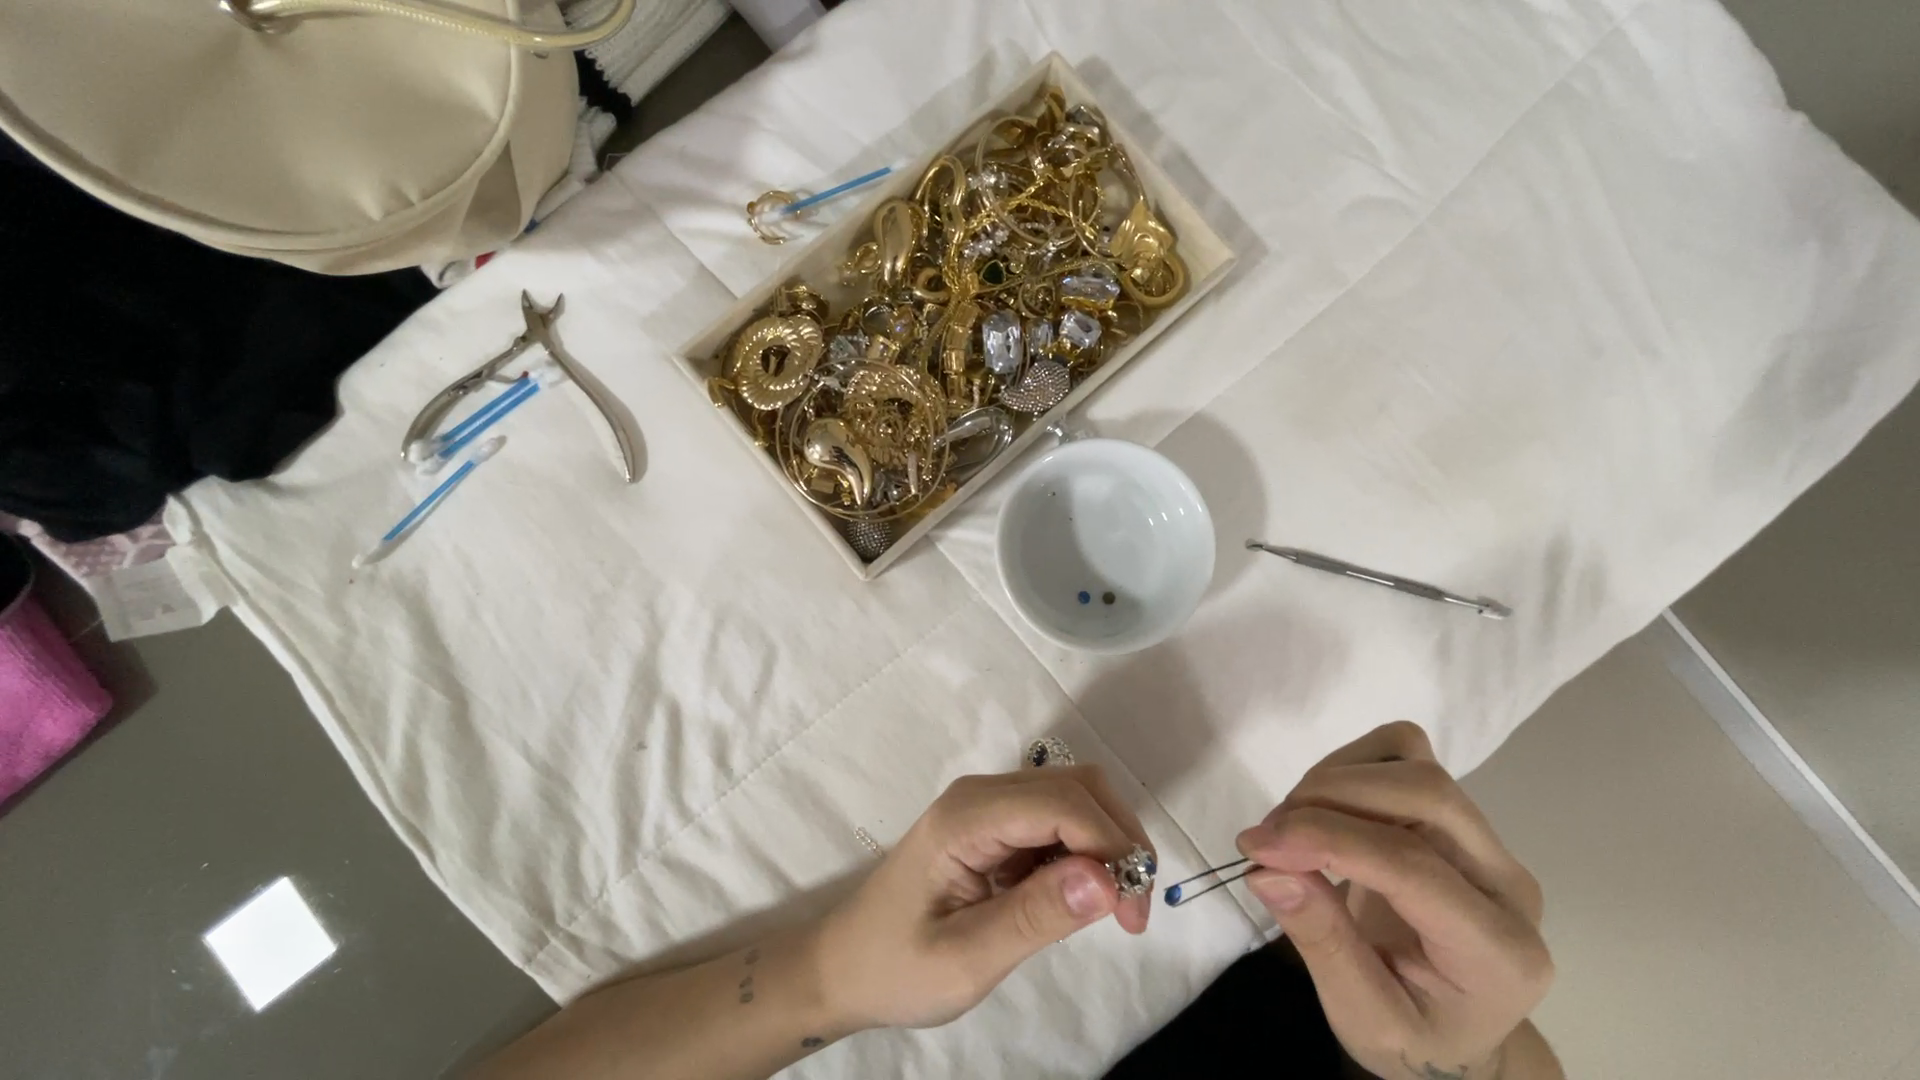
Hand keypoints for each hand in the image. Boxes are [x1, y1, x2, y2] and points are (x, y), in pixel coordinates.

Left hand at [815, 766, 1153, 1032]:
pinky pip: (1056, 822)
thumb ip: (1036, 916)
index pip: (1063, 803)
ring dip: (1106, 844)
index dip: (1112, 847)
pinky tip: (1076, 898)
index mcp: (967, 817)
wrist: (844, 967)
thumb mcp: (966, 958)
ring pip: (1073, 798)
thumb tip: (1108, 879)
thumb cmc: (896, 967)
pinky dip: (1083, 852)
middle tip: (1131, 912)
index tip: (1133, 915)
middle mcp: (981, 795)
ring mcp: (987, 807)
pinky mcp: (994, 826)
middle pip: (1077, 787)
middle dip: (1118, 840)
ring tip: (1112, 908)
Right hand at [1237, 722, 1552, 1079]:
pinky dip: (1350, 766)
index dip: (1325, 841)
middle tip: (1267, 837)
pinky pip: (1404, 755)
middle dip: (1328, 798)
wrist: (1456, 1033)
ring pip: (1413, 764)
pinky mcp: (1457, 817)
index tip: (1254, 847)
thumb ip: (1322, 942)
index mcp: (1497, 950)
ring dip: (1334, 779)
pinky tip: (1321, 809)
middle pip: (1425, 793)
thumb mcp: (1364, 1018)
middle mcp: (1506, 885)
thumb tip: (1266, 869)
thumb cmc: (1413, 1034)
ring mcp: (1486, 843)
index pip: (1412, 866)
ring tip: (1290, 825)